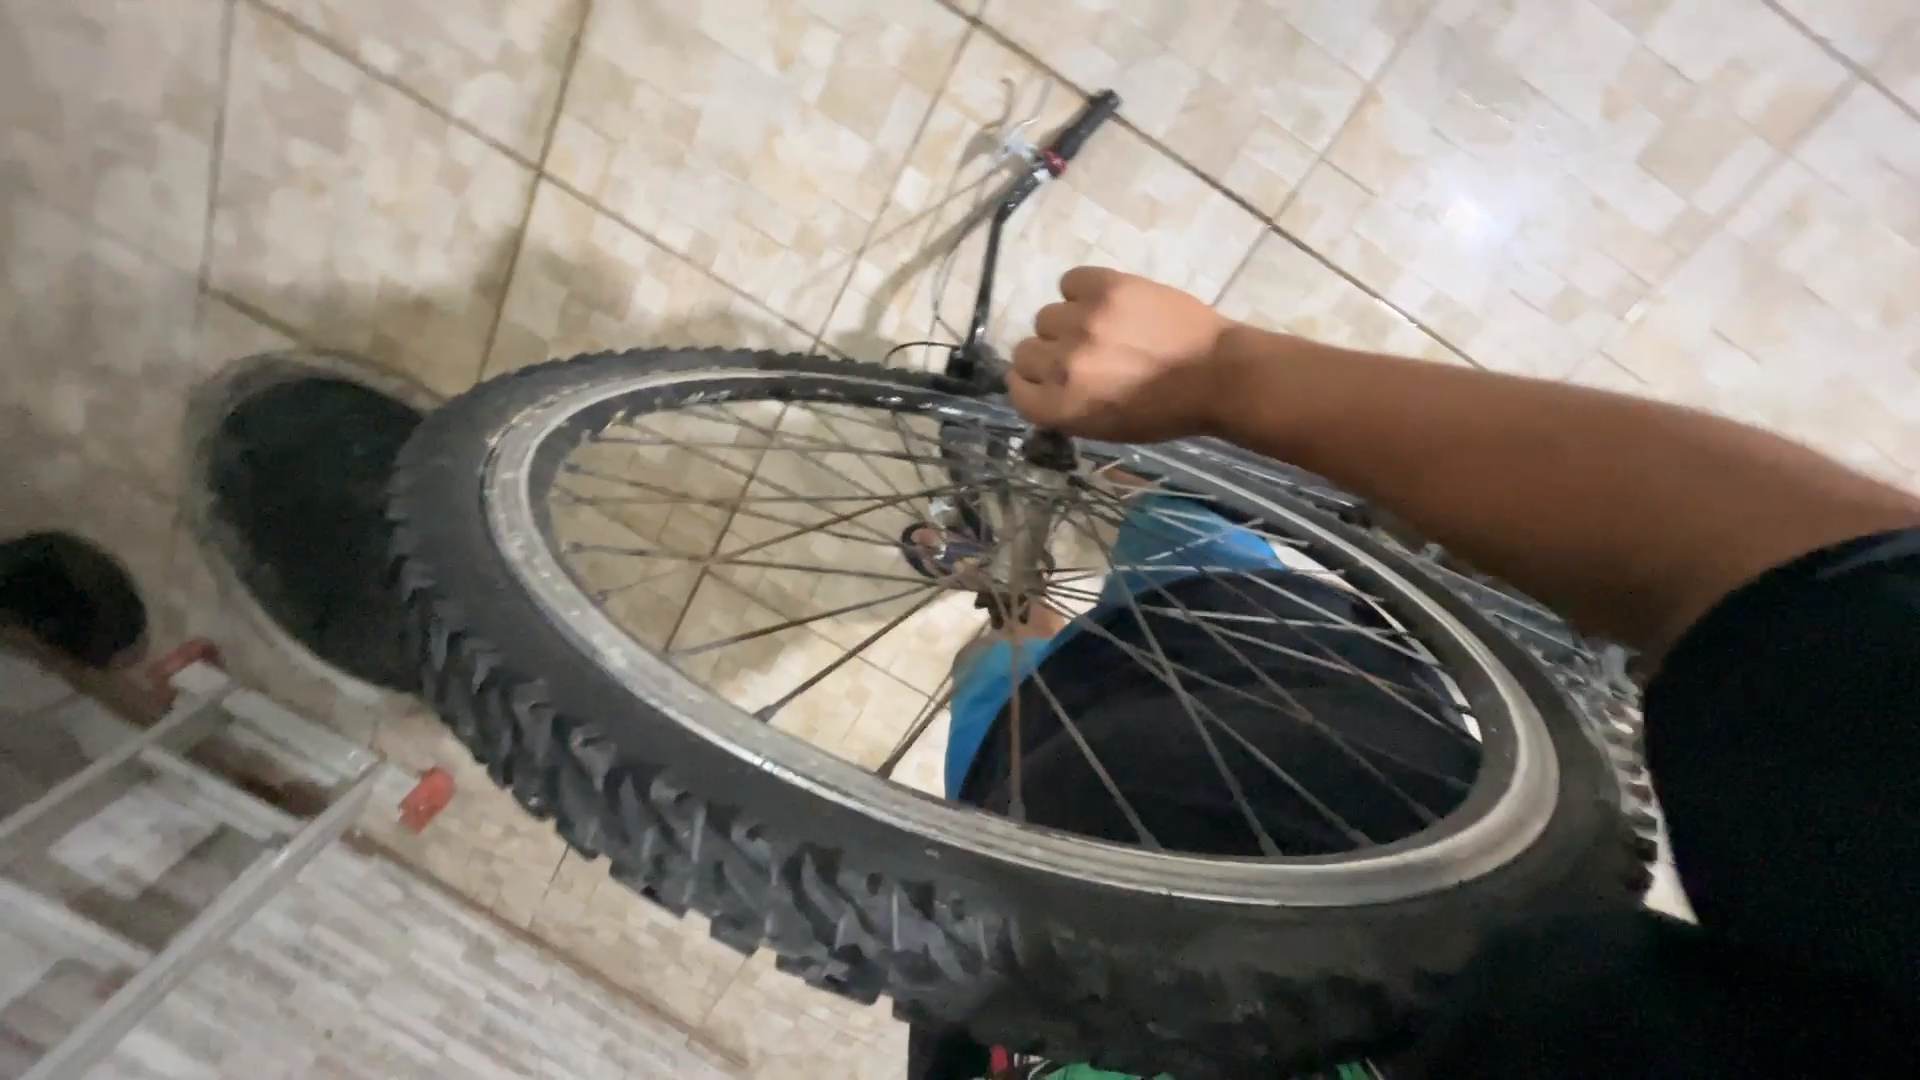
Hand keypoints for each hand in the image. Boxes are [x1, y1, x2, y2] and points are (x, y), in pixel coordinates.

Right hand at [1007, 267, 1235, 442]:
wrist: (1217, 375)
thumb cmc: (1163, 413)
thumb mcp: (1104, 430)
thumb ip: (1063, 409)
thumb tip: (1041, 384)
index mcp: (1062, 407)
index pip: (1015, 389)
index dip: (1030, 383)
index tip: (1046, 380)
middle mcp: (1062, 365)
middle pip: (1025, 351)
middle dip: (1047, 356)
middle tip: (1078, 355)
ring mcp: (1082, 322)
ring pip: (1045, 316)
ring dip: (1066, 324)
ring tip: (1097, 328)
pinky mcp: (1105, 287)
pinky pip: (1069, 282)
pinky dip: (1081, 291)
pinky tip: (1104, 304)